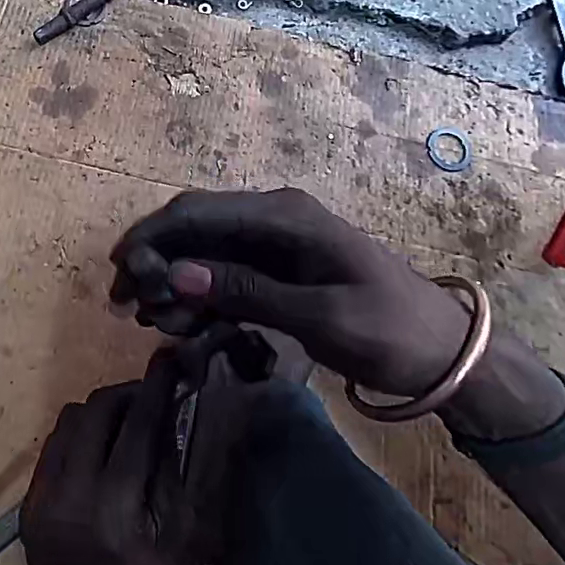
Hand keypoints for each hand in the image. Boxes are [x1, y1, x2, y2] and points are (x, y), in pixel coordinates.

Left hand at [21, 353, 194, 564]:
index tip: (168, 357)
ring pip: (68, 423)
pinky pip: (51, 450)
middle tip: (150, 398)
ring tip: (124, 425)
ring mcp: (42, 502)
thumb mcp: (182, 542)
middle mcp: (70, 494)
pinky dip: (77, 438)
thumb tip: (176, 415)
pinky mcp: (28, 511)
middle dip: (127, 394)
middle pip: (96, 410)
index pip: (138, 424)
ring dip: (100, 413)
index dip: (156, 385)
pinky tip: (97, 453)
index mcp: (115, 506)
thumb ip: (178, 472)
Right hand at [109, 188, 475, 396]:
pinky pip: (224, 277)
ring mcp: (275, 245)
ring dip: (173, 283)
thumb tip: (177, 276)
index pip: (200, 211)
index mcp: (285, 215)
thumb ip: (249, 292)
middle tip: (126, 304)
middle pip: (195, 227)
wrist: (445, 353)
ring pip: (204, 254)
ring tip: (152, 322)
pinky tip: (181, 324)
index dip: (152, 236)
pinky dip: (198, 298)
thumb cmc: (391, 330)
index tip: (118, 270)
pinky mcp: (277, 272)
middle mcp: (273, 220)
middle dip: (155, 260)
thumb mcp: (322, 317)